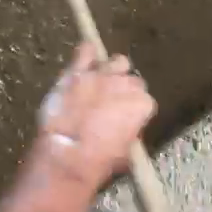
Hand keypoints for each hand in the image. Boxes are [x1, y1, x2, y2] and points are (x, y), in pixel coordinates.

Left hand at [34, 43, 155, 187]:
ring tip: (101, 84)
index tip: (124, 119)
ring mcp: (101, 74)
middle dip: (124, 91)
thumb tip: (126, 125)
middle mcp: (125, 84)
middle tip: (111, 105)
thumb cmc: (99, 160)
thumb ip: (130, 128)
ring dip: (112, 71)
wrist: (67, 155)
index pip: (145, 100)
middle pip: (132, 80)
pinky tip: (85, 61)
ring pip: (117, 61)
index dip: (134, 110)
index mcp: (142, 104)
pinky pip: (86, 51)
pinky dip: (87, 54)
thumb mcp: (125, 150)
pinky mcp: (77, 71)